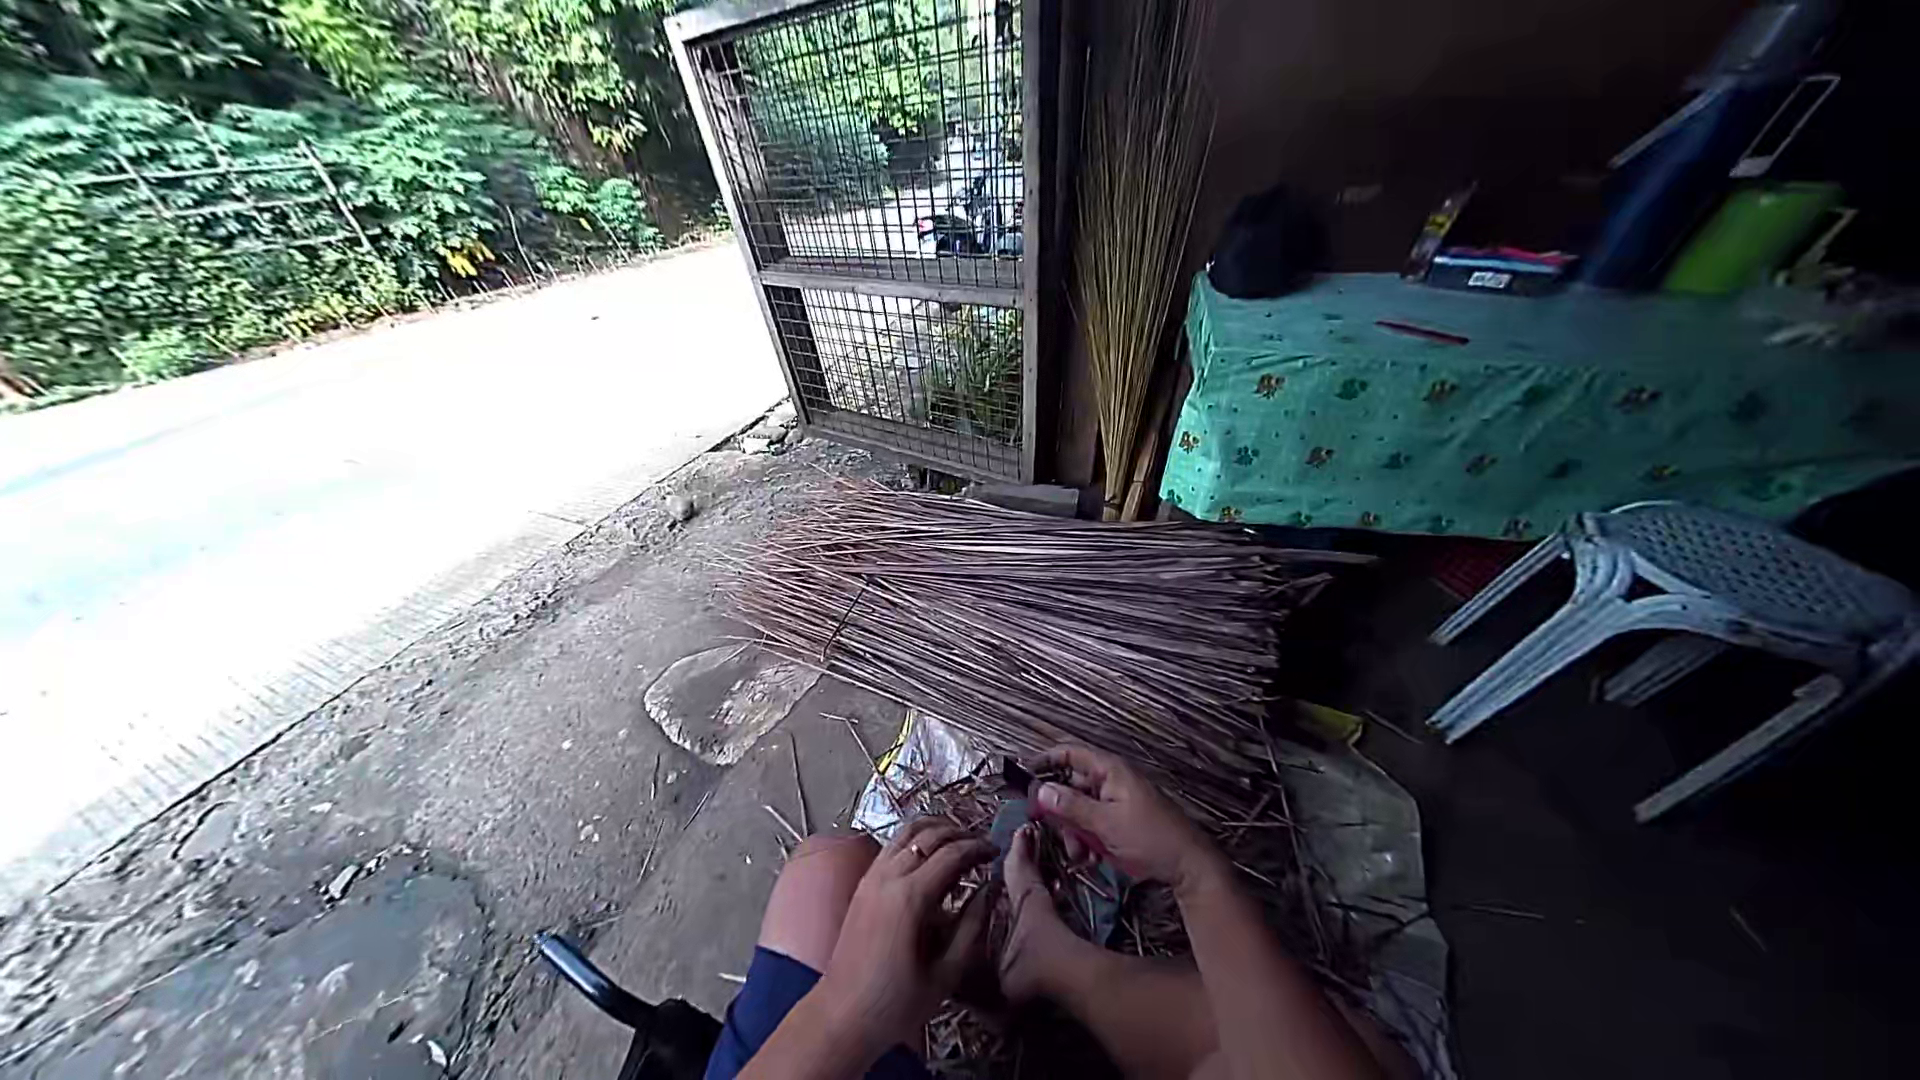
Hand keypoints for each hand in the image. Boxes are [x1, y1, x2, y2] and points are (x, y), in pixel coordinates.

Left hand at [812, 818, 993, 1055]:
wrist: (841, 1017)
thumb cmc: (895, 1004)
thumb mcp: (945, 974)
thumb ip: (971, 927)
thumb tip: (990, 890)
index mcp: (910, 897)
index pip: (952, 854)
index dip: (978, 848)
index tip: (996, 852)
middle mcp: (889, 876)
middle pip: (930, 835)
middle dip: (961, 834)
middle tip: (981, 846)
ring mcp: (872, 875)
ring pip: (907, 831)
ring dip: (936, 829)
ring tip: (959, 840)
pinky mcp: (863, 881)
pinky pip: (893, 844)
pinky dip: (915, 838)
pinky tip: (929, 852)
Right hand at [1030, 743, 1220, 888]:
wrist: (1190, 866)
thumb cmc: (1150, 838)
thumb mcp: (1105, 824)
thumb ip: (1070, 806)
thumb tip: (1040, 790)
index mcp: (1109, 770)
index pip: (1069, 753)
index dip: (1045, 761)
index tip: (1024, 777)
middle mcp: (1110, 780)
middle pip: (1071, 785)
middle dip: (1060, 811)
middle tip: (1053, 832)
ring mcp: (1116, 801)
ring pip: (1079, 809)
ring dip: (1073, 831)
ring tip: (1080, 854)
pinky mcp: (1120, 821)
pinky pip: (1093, 823)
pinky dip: (1087, 839)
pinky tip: (1092, 858)